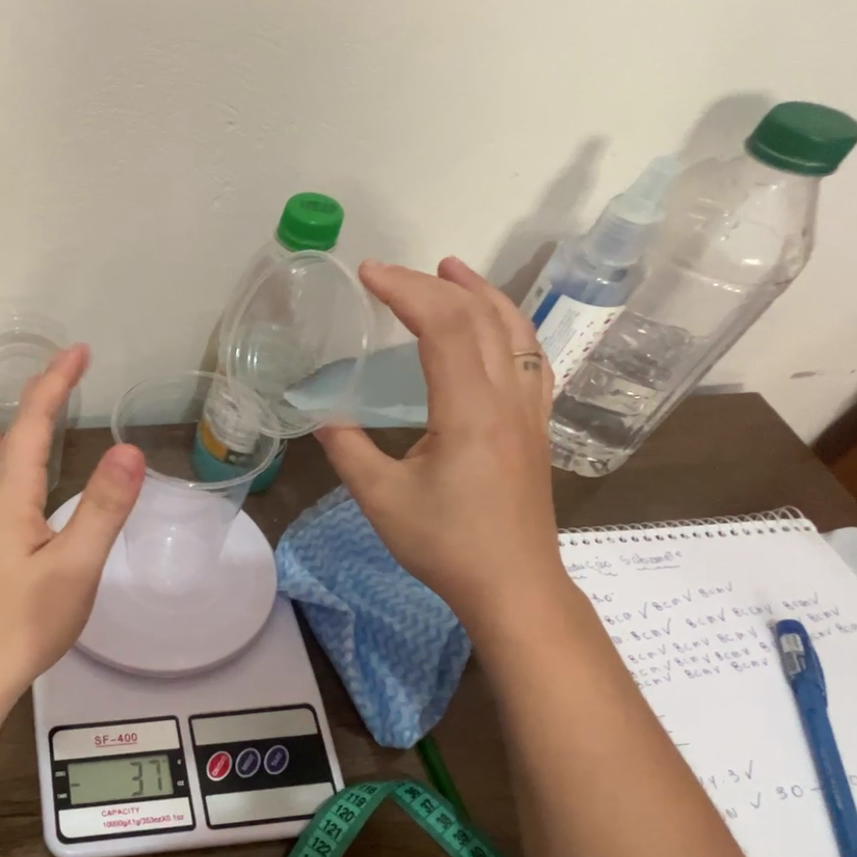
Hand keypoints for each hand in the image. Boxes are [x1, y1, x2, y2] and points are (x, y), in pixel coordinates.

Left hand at [0, 346, 146, 702]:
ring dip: (29, 421)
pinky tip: (3, 456)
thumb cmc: (25, 623)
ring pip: (7, 456)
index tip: (80, 350)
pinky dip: (14, 453)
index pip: (34, 423)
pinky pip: (2, 480)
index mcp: (11, 496)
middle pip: (17, 432)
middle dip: (45, 393)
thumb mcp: (75, 566)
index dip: (56, 383)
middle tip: (74, 366)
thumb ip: (102, 508)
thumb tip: (129, 448)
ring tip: (45, 397)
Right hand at [316, 257, 562, 627]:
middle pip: (480, 318)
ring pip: (516, 331)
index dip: (405, 291)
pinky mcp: (535, 427)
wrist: (512, 585)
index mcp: (469, 409)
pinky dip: (510, 326)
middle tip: (394, 273)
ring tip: (452, 270)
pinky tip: (495, 327)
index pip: (443, 326)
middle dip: (435, 285)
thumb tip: (321, 418)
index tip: (368, 274)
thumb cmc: (446, 544)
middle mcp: (507, 398)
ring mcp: (529, 411)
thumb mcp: (380, 498)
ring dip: (482, 293)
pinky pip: (531, 359)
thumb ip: (348, 450)